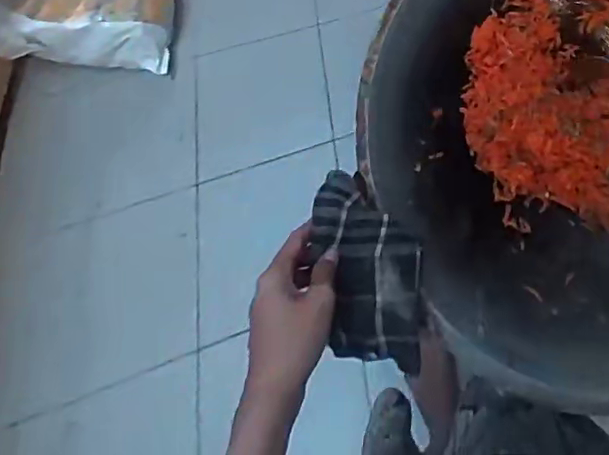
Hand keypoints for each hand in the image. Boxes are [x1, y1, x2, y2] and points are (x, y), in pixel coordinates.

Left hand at [244, 223, 338, 399]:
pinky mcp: (271, 326)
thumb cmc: (296, 340)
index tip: (334, 218)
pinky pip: (290, 297)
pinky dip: (306, 290)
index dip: (313, 228)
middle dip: (315, 251)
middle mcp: (265, 288)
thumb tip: (330, 252)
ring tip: (339, 268)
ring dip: (312, 273)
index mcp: (273, 276)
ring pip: (292, 280)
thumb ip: (325, 272)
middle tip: (343, 244)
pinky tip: (327, 297)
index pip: (294, 241)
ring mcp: (266, 308)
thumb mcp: (319, 302)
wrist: (273, 390)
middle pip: (291, 260)